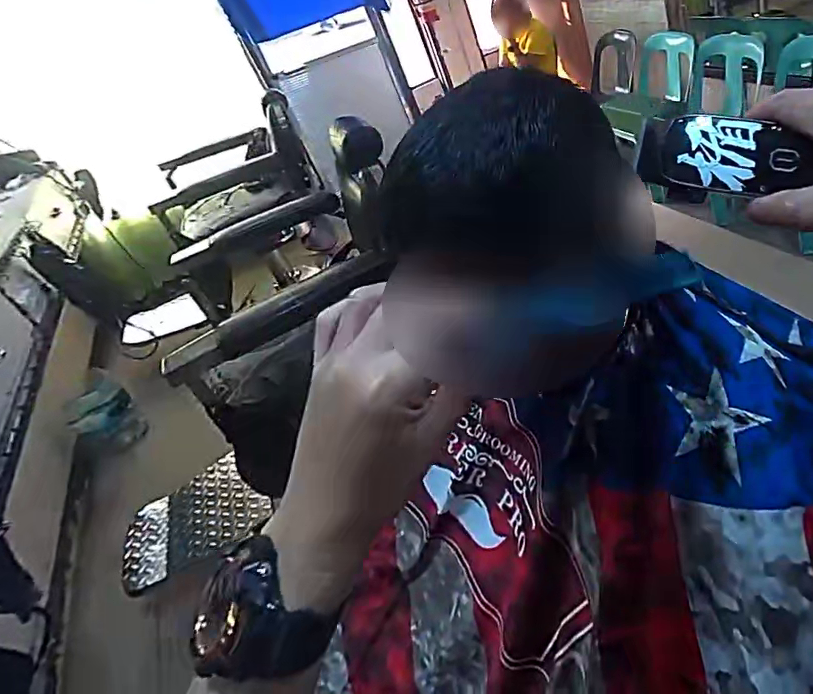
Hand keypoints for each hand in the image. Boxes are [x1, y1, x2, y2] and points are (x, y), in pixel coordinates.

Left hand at [263, 285, 470, 613]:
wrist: (320, 519)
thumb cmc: (383, 487)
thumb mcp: (433, 441)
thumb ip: (460, 387)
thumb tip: (486, 349)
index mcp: (389, 382)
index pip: (440, 328)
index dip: (472, 314)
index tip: (495, 309)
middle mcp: (358, 359)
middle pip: (405, 304)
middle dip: (442, 296)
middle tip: (469, 302)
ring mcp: (332, 359)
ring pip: (367, 300)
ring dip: (402, 292)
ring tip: (430, 299)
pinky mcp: (317, 365)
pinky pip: (333, 317)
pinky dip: (360, 303)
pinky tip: (381, 307)